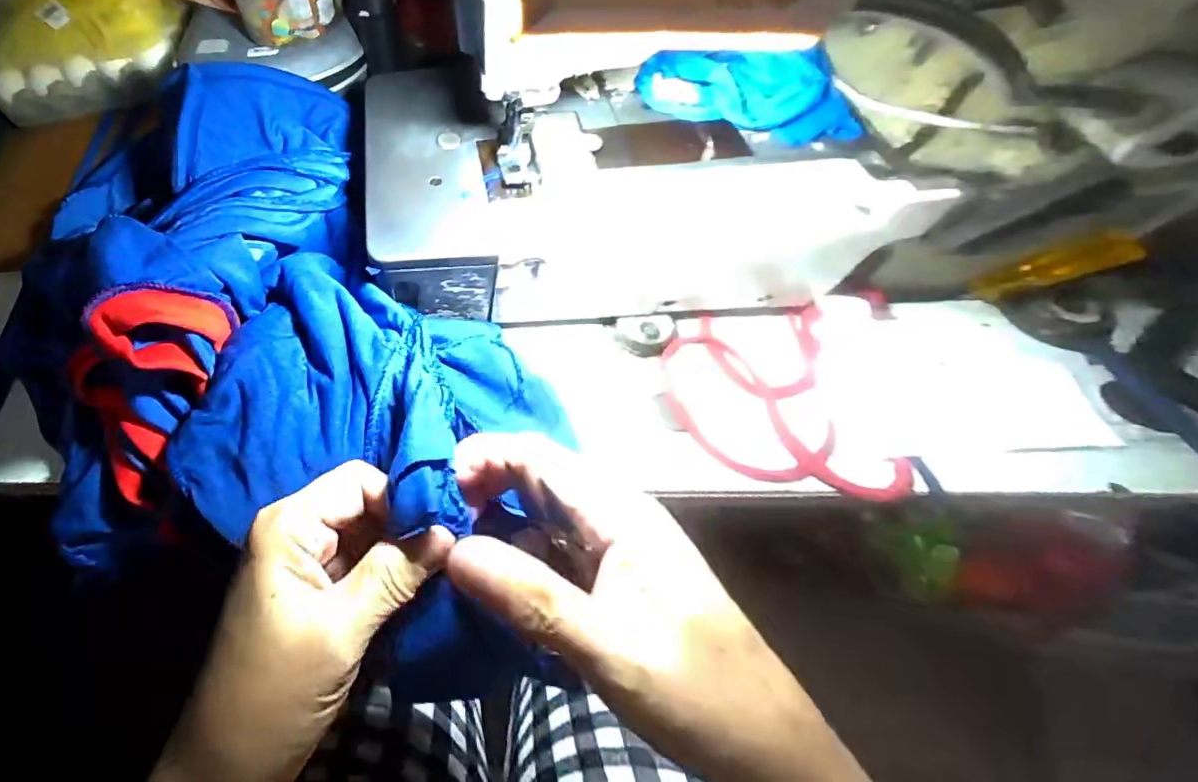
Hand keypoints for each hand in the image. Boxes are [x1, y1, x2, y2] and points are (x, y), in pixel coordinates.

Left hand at [152, 461, 452, 781]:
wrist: (229, 765)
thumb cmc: (276, 692)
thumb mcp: (340, 631)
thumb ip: (394, 574)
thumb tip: (449, 530)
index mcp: (290, 524)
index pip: (360, 481)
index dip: (403, 497)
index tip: (446, 524)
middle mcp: (297, 529)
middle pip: (367, 504)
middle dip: (408, 525)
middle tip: (454, 547)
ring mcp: (307, 560)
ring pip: (370, 534)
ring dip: (404, 551)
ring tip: (445, 565)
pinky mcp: (318, 588)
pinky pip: (364, 562)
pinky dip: (392, 572)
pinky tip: (421, 585)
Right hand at [447, 433, 868, 781]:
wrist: (765, 743)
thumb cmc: (697, 688)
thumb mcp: (609, 647)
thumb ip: (531, 598)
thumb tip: (453, 550)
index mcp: (618, 510)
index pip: (538, 454)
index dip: (484, 457)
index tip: (435, 490)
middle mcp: (612, 514)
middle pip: (535, 478)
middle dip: (481, 489)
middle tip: (431, 524)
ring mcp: (611, 547)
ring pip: (539, 517)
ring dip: (495, 527)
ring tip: (447, 552)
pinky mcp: (608, 580)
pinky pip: (551, 553)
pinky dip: (516, 560)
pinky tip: (489, 584)